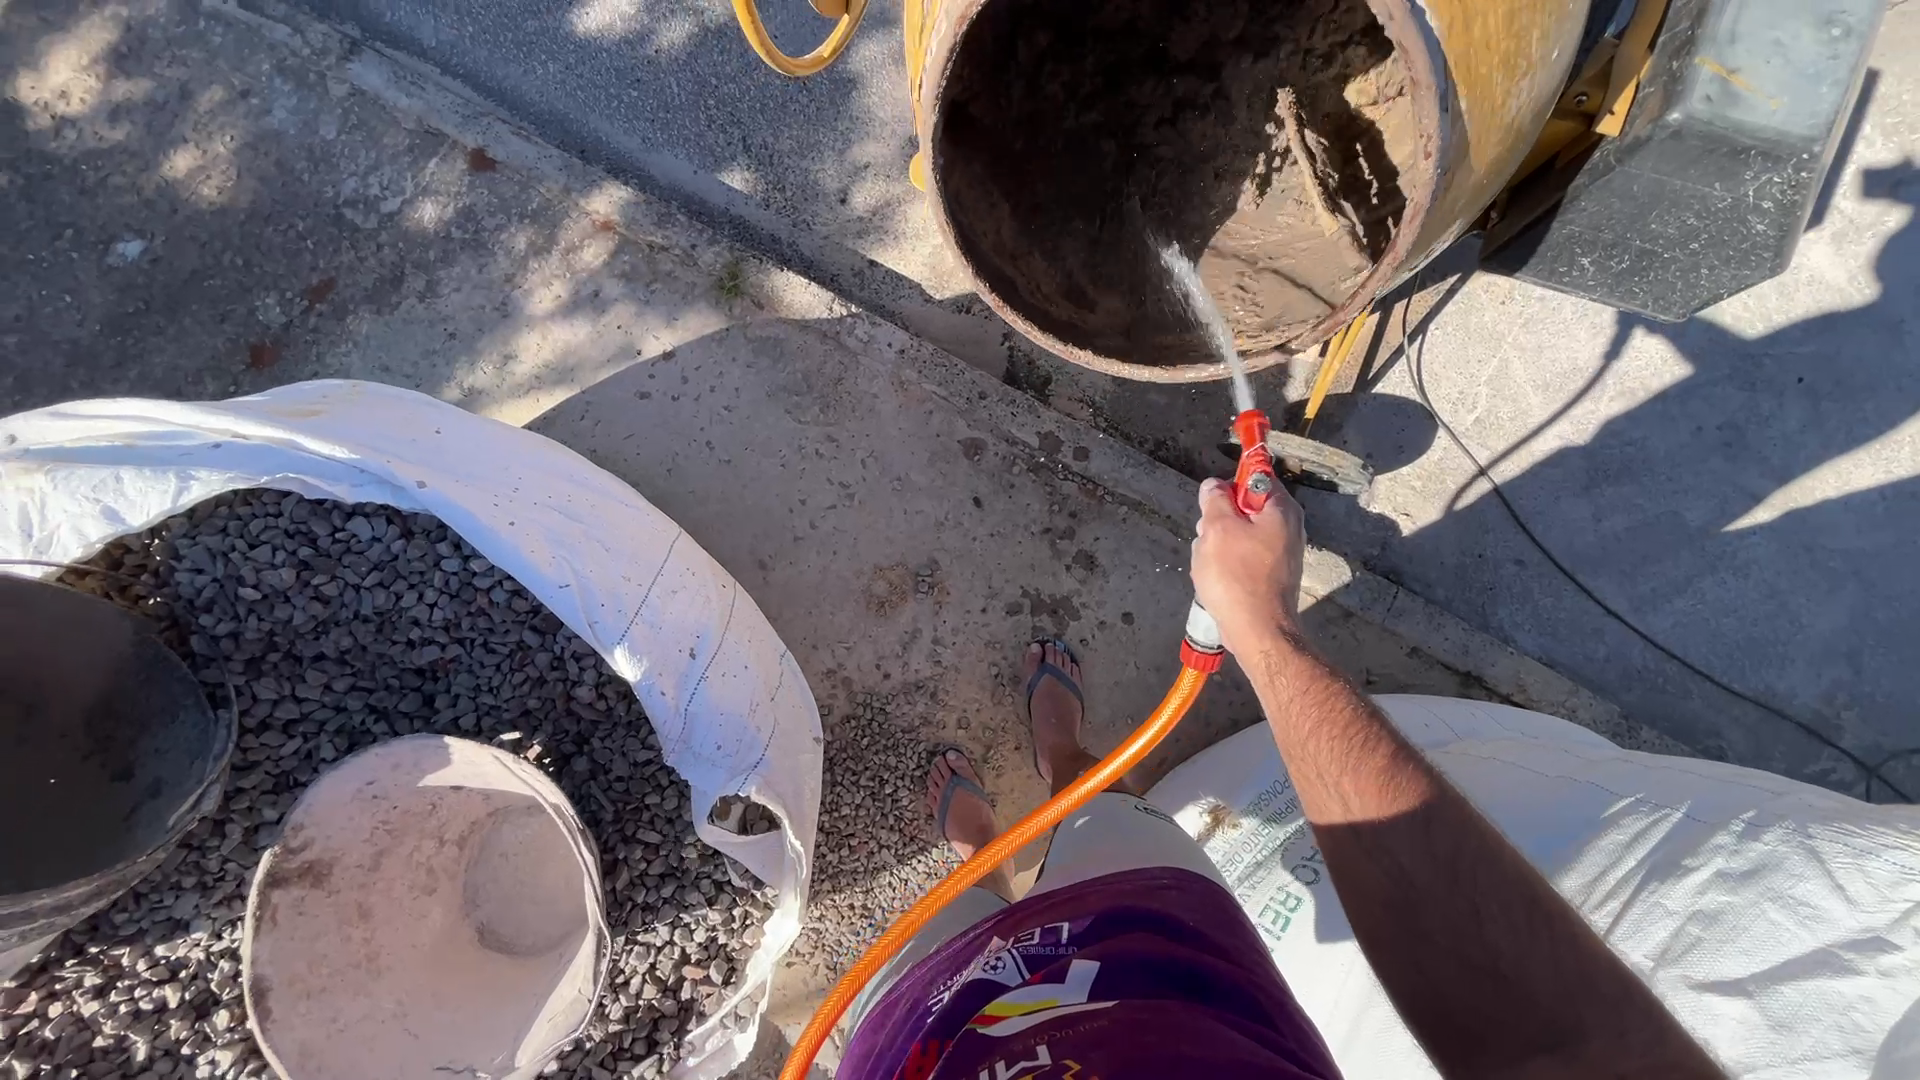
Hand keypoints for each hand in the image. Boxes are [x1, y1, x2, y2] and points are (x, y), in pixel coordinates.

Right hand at [1190, 477, 1305, 653]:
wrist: (1257, 629)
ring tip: (1210, 563)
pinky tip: (1217, 578)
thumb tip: (1215, 485)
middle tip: (1209, 537)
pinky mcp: (1272, 574)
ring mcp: (1281, 552)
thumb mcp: (1217, 528)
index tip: (1212, 502)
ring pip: (1239, 533)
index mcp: (1281, 509)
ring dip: (1218, 544)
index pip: (1256, 477)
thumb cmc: (1236, 576)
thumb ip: (1215, 499)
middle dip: (1219, 519)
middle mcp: (1288, 526)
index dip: (1229, 484)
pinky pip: (1243, 556)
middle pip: (1244, 507)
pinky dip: (1227, 562)